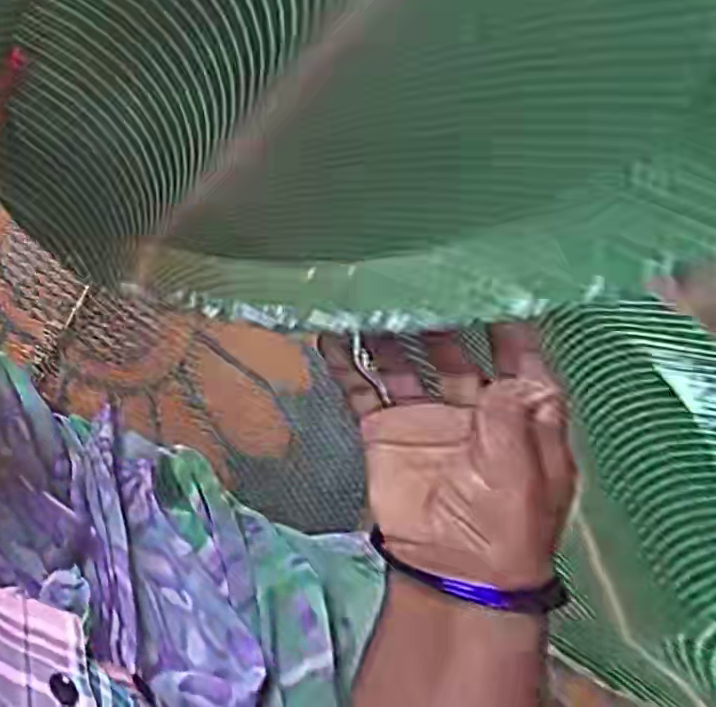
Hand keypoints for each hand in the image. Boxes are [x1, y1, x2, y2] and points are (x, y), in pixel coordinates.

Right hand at [319, 325, 576, 588]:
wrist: (446, 559)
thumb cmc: (501, 523)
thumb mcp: (516, 475)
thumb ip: (512, 425)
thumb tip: (516, 378)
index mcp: (518, 425)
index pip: (522, 371)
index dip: (513, 338)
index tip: (494, 300)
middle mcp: (469, 413)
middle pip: (452, 359)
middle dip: (435, 328)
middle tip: (410, 292)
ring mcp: (420, 418)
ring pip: (399, 367)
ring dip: (384, 340)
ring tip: (363, 306)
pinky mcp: (380, 427)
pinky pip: (359, 387)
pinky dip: (343, 363)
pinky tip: (329, 339)